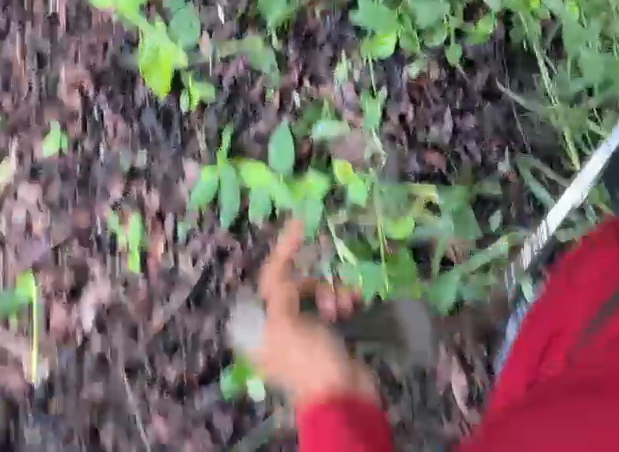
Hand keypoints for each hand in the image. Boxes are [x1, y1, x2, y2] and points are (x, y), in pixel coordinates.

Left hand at [251, 221, 377, 406]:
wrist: (343, 396)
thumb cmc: (310, 361)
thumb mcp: (286, 325)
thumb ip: (280, 294)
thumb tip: (284, 277)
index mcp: (263, 326)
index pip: (270, 278)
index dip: (284, 249)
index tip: (301, 222)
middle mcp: (280, 327)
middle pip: (298, 285)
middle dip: (318, 285)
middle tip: (332, 301)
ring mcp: (305, 331)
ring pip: (320, 293)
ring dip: (335, 293)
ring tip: (346, 307)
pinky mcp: (329, 335)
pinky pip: (336, 304)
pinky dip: (346, 300)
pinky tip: (355, 305)